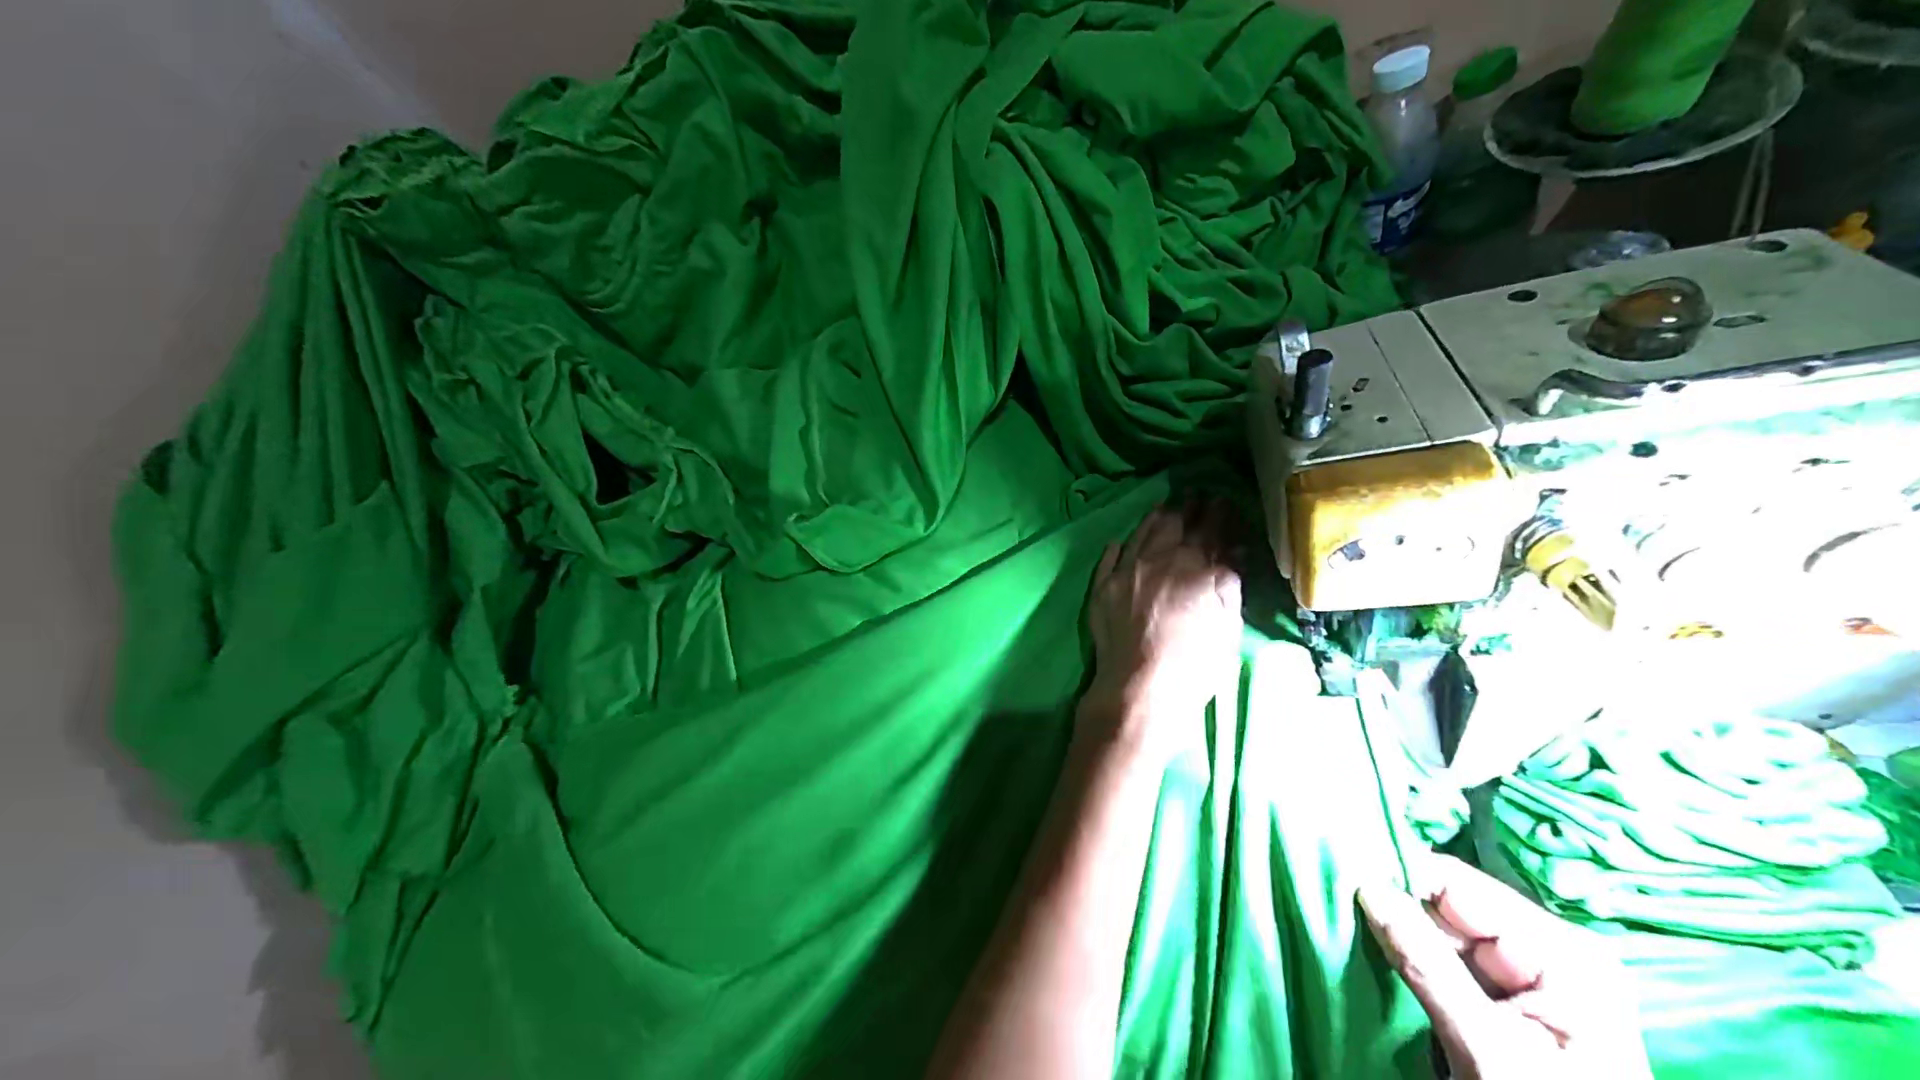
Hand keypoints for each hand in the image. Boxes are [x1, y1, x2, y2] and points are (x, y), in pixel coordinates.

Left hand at [1080, 501, 1241, 758]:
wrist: (1138, 688)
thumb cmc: (1193, 665)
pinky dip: (1119, 546)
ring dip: (1156, 518)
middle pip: (1174, 525)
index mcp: (1194, 567)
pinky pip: (1110, 558)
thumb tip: (1229, 555)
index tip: (1223, 500)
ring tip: (1165, 508)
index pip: (1209, 531)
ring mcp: (1125, 571)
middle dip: (1188, 508)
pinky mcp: (1101, 588)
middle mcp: (1157, 560)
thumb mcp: (1227, 625)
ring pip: (1141, 534)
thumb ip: (1228, 585)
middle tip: (1196, 494)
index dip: (1218, 514)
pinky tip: (1121, 541)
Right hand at [1359, 856, 1650, 1079]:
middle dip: (1395, 911)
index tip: (1344, 883)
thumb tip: (1366, 887)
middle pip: (1446, 906)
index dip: (1397, 879)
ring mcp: (1532, 974)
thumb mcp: (1486, 1049)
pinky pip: (1447, 960)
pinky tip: (1386, 966)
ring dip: (1399, 939)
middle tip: (1343, 917)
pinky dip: (1413, 962)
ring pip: (1440, 932)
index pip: (1457, 882)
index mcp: (1562, 950)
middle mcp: (1550, 947)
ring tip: (1358, 941)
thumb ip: (1425, 964)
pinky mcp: (1511, 999)